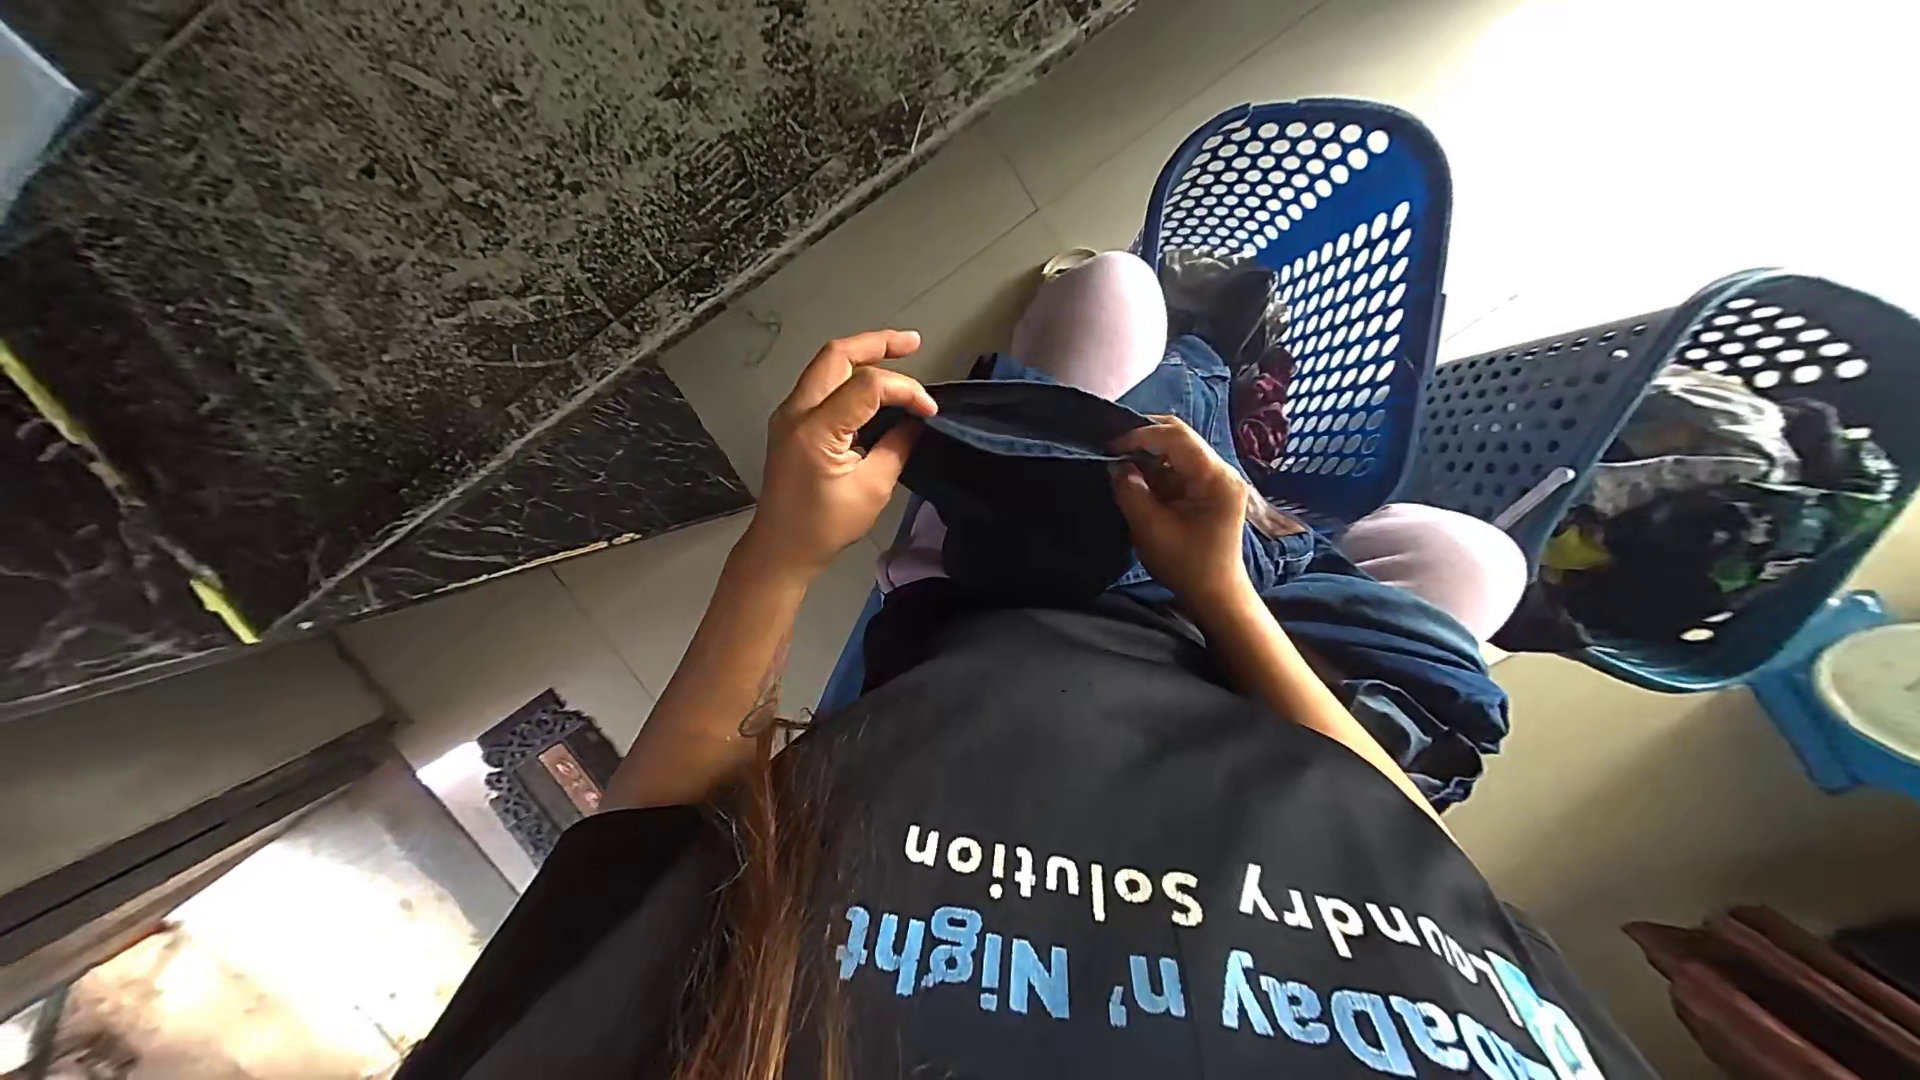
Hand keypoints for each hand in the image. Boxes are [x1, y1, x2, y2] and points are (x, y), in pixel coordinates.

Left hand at [741, 330, 936, 581]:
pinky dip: (850, 375)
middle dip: (877, 343)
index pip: (867, 386)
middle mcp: (796, 412)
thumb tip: (916, 421)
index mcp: (816, 430)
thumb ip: (896, 447)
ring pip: (826, 364)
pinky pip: (821, 383)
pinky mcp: (790, 422)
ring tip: (899, 353)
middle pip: (836, 355)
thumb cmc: (826, 526)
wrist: (781, 547)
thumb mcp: (872, 489)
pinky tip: (874, 383)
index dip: (905, 390)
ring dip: (863, 355)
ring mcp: (788, 414)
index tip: (929, 411)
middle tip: (914, 343)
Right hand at [1110, 416, 1253, 607]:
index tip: (1110, 447)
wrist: (1214, 594)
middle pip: (1178, 438)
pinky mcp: (1206, 489)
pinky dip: (1154, 472)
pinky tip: (1137, 483)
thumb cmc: (1185, 565)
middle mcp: (1220, 471)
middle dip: (1143, 442)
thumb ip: (1131, 492)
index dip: (1141, 435)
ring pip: (1175, 452)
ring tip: (1121, 471)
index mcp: (1215, 478)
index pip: (1177, 437)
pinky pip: (1176, 468)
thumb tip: (1117, 466)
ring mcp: (1215, 479)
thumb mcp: (1151, 529)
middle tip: (1112, 453)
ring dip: (1146, 458)